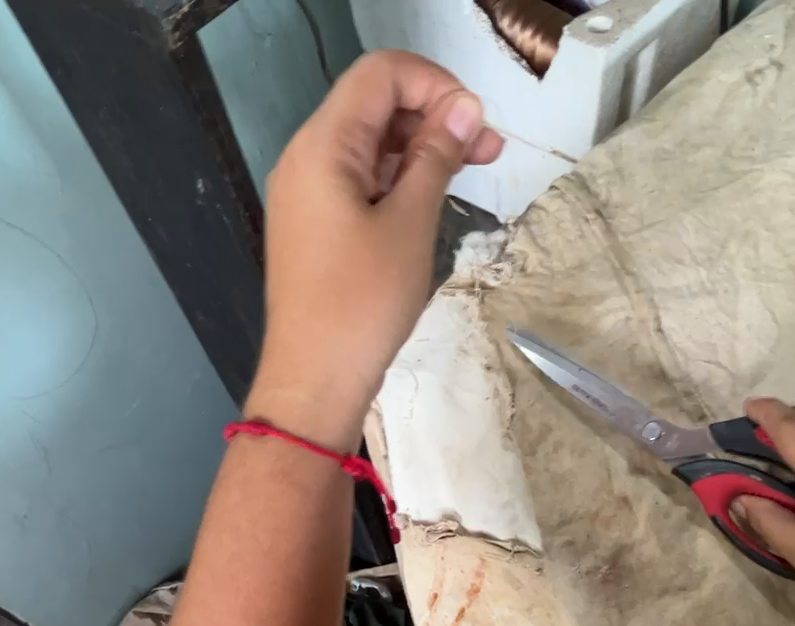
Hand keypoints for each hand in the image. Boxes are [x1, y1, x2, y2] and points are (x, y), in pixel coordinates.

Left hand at [249, 51, 503, 450]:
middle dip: (433, 118)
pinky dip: (395, 185)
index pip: (381, 75)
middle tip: (489, 151)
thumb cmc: (363, 304)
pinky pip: (357, 186)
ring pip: (368, 150)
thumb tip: (464, 108)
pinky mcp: (314, 229)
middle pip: (374, 109)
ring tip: (472, 175)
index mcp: (322, 146)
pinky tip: (430, 202)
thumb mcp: (410, 225)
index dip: (435, 83)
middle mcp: (305, 160)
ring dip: (419, 154)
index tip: (476, 122)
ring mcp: (306, 197)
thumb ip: (436, 157)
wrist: (314, 381)